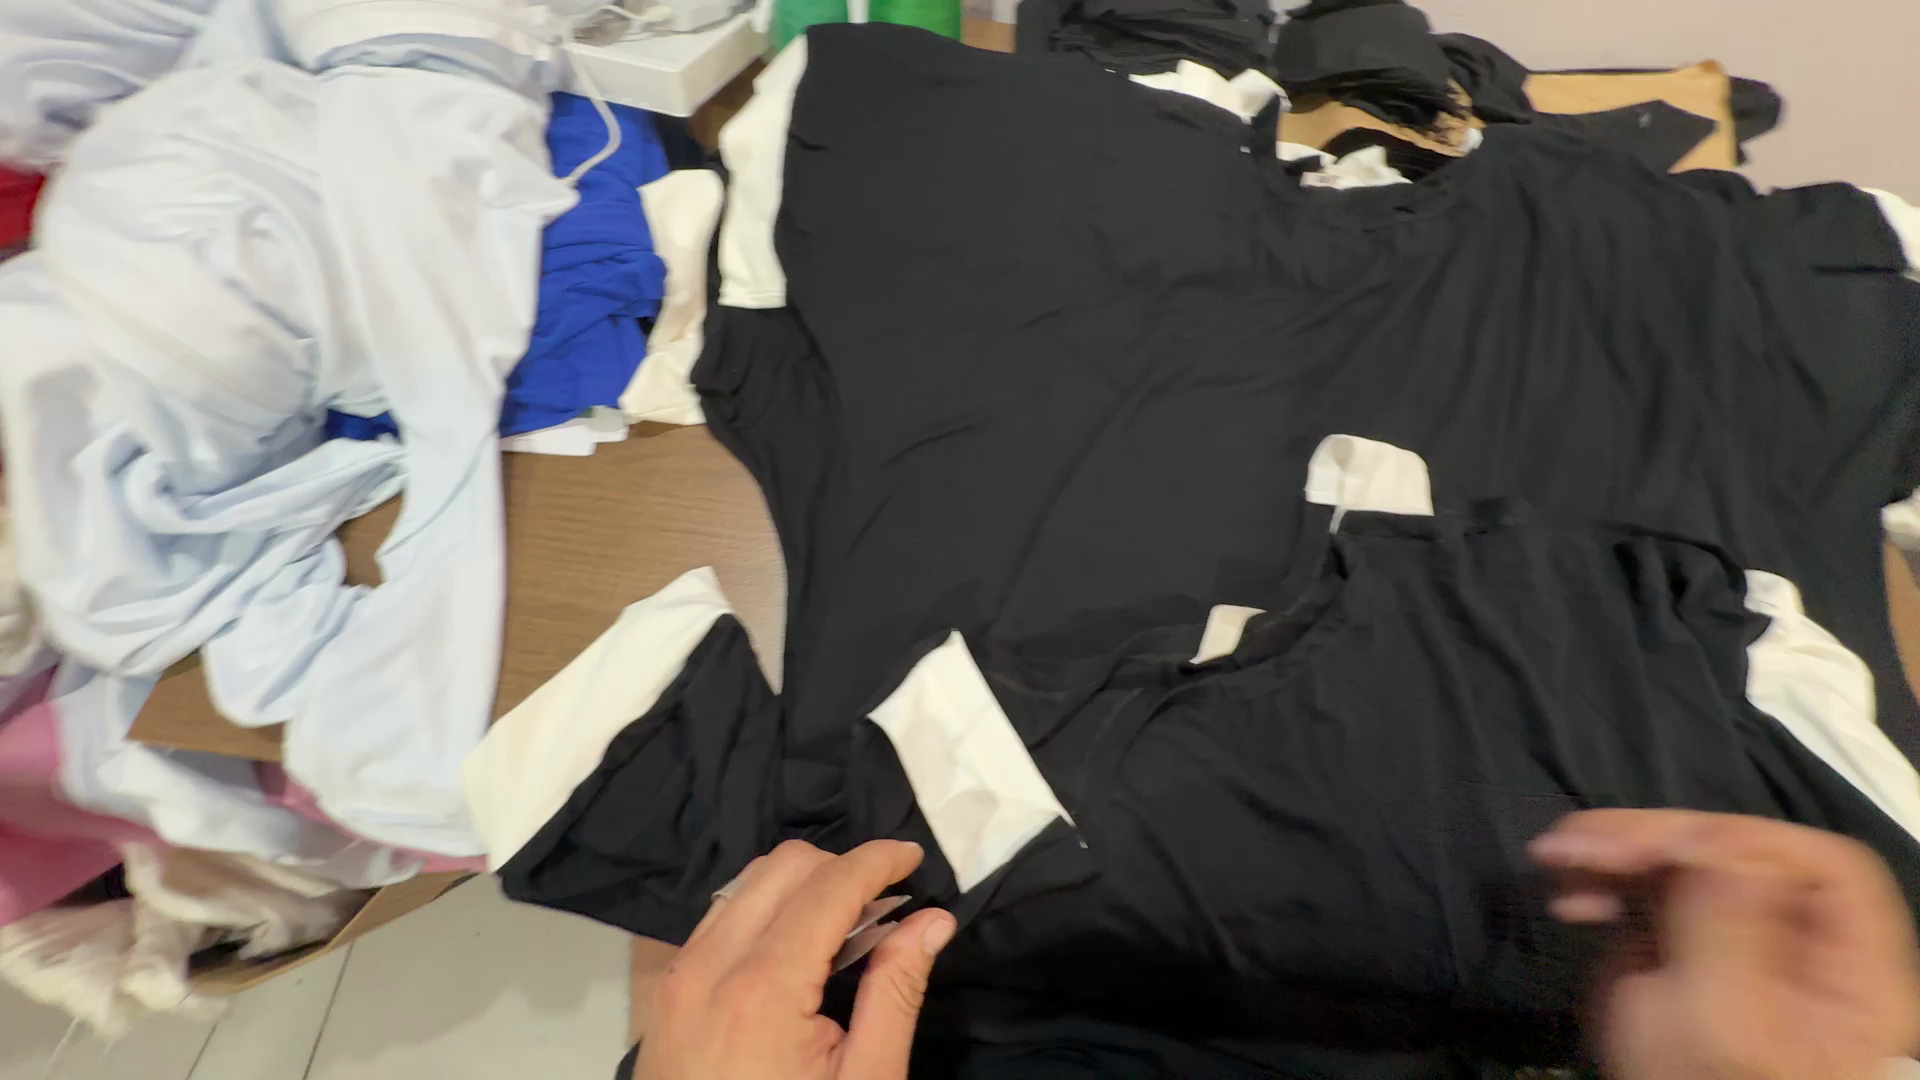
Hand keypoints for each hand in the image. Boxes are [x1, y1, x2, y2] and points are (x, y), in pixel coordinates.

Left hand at [635, 839, 957, 1079]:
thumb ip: (897, 992)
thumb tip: (933, 920)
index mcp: (763, 990)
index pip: (830, 884)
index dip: (879, 860)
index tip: (914, 857)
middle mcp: (711, 965)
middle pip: (786, 865)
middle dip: (842, 866)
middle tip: (884, 902)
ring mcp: (679, 977)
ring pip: (749, 879)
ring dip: (804, 883)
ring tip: (845, 925)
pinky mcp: (666, 993)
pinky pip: (723, 912)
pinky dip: (768, 906)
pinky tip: (797, 948)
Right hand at [1531, 810, 1919, 1079]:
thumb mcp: (1719, 1018)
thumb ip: (1729, 930)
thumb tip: (1719, 845)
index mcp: (1839, 967)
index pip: (1819, 866)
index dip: (1739, 839)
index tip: (1655, 849)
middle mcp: (1791, 939)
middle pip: (1733, 850)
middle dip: (1646, 838)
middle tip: (1575, 846)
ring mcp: (1730, 935)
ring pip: (1678, 858)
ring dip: (1608, 849)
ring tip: (1551, 860)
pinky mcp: (1677, 936)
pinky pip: (1642, 882)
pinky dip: (1596, 875)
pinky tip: (1566, 895)